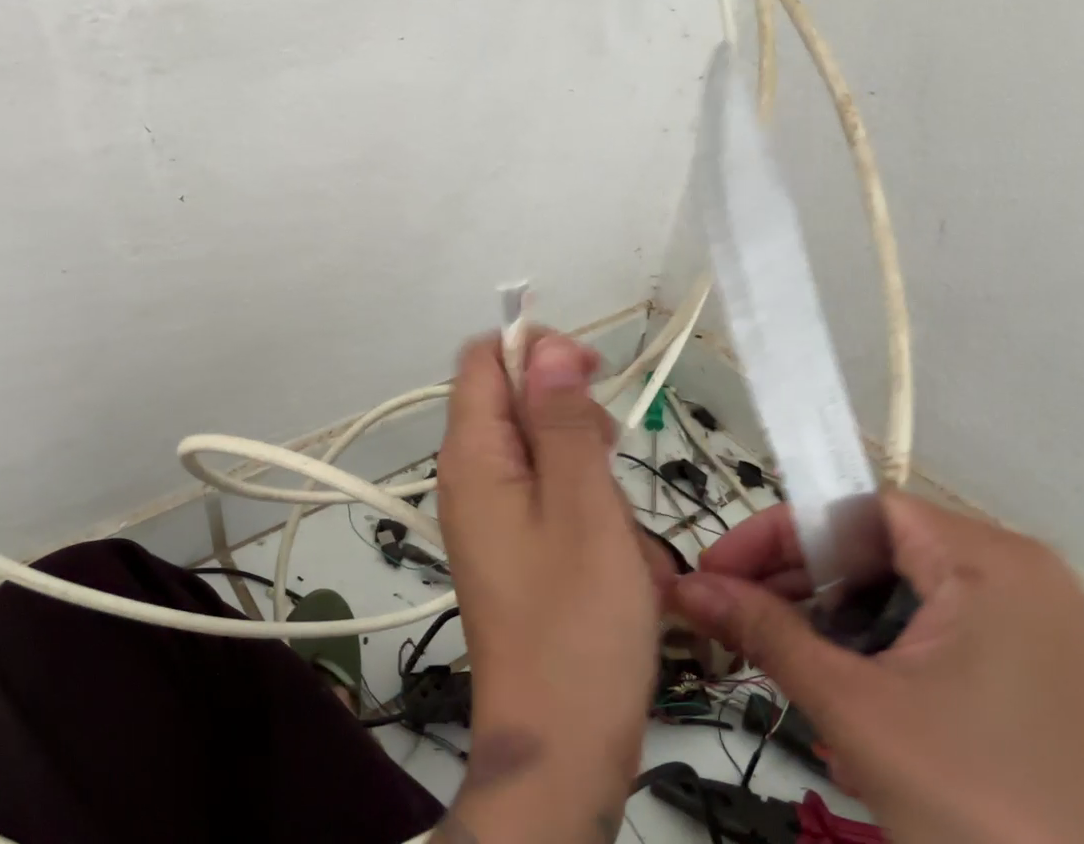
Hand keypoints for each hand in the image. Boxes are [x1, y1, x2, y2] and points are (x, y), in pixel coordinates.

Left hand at [429, 332, 665, 842]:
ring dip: (586, 467)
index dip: (537, 351)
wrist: (559, 740)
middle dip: (569, 414)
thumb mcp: (583, 506)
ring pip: (539, 450)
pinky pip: (548, 497)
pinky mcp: (511, 548)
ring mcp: (488, 516)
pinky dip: (586, 507)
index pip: (483, 360)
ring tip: (615, 523)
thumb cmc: (577, 622)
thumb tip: (544, 344)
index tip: (594, 378)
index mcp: (471, 457)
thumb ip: (561, 419)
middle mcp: (468, 479)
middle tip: (609, 461)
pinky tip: (614, 550)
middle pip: (511, 401)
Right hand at [673, 493, 1083, 843]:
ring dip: (836, 630)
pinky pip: (943, 642)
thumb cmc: (987, 802)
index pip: (853, 507)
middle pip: (879, 550)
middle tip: (738, 628)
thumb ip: (764, 633)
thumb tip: (682, 586)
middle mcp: (1020, 578)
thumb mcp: (856, 710)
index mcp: (985, 561)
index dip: (776, 535)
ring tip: (793, 678)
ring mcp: (1041, 632)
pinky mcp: (1047, 683)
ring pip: (906, 600)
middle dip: (800, 587)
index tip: (715, 576)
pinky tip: (855, 716)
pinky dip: (884, 661)